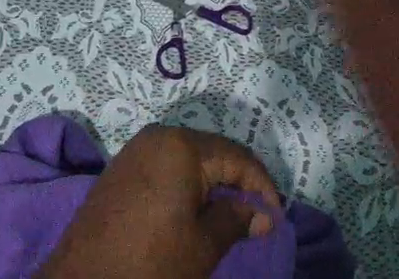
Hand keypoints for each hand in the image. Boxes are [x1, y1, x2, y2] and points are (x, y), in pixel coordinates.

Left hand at [39, 126, 280, 278]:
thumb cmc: (149, 263)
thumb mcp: (202, 245)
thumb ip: (236, 220)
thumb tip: (263, 215)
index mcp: (182, 145)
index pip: (237, 157)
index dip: (262, 186)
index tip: (276, 218)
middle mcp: (159, 135)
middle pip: (213, 152)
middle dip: (238, 183)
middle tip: (258, 218)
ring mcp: (136, 150)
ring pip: (190, 158)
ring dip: (213, 184)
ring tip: (231, 217)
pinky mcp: (122, 169)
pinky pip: (167, 166)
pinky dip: (188, 185)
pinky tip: (196, 211)